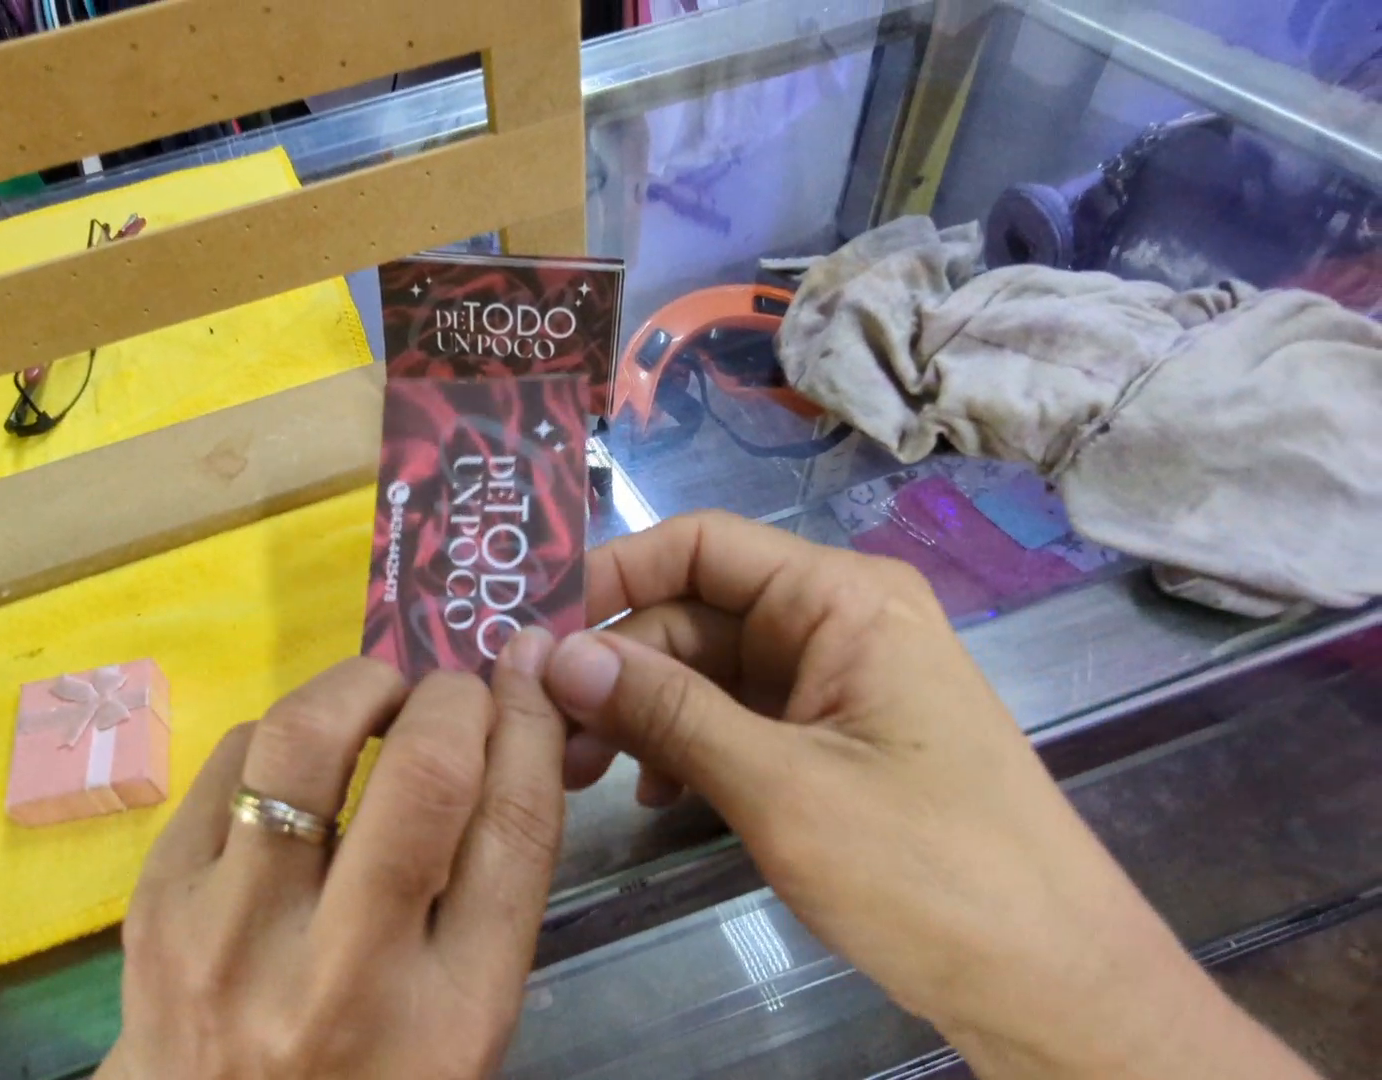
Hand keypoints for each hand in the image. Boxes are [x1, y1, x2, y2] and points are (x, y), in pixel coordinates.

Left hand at [97, 640, 566, 1079]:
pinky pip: (237, 753)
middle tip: (448, 697)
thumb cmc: (365, 1069)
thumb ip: (491, 878)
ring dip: (359, 686)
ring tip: (377, 699)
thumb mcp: (460, 1010)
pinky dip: (287, 729)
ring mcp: (234, 935)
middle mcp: (343, 977)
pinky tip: (302, 759)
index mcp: (453, 1019)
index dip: (529, 725)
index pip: (514, 827)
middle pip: (424, 773)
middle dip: (451, 698)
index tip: (524, 677)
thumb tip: (508, 721)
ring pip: (305, 736)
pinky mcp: (159, 898)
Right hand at [543, 512, 1315, 1079]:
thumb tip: (558, 656)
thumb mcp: (779, 787)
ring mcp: (826, 682)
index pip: (701, 545)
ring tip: (585, 772)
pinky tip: (652, 795)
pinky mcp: (821, 736)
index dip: (615, 572)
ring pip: (699, 671)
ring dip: (639, 712)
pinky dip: (679, 746)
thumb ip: (664, 712)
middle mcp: (830, 623)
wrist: (1059, 997)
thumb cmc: (932, 876)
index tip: (542, 624)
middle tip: (554, 733)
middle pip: (690, 615)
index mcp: (839, 600)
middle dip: (617, 669)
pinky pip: (725, 716)